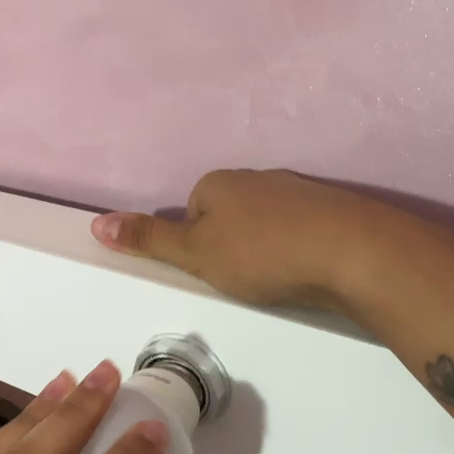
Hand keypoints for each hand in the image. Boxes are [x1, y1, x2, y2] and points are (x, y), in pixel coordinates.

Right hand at [90, 168, 445, 313]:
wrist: (357, 253)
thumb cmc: (264, 255)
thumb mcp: (196, 254)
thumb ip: (149, 239)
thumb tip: (96, 222)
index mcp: (218, 183)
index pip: (190, 211)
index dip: (196, 245)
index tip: (214, 269)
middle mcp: (256, 177)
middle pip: (227, 214)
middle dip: (230, 243)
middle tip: (245, 276)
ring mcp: (297, 188)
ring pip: (264, 221)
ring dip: (265, 245)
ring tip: (278, 276)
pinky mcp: (332, 207)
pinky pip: (299, 226)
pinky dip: (297, 246)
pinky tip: (308, 267)